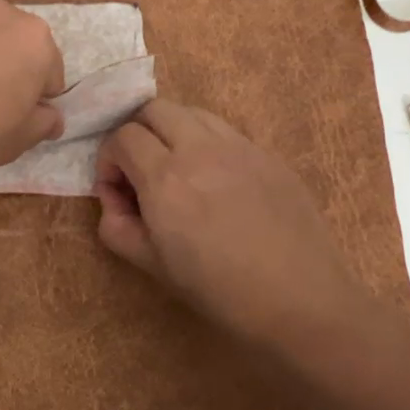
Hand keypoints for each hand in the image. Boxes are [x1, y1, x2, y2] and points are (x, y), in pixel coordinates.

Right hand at [94, 99, 376, 345]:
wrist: (300, 300)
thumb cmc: (218, 290)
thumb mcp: (151, 265)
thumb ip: (117, 226)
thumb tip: (114, 199)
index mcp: (165, 178)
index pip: (122, 136)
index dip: (109, 160)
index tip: (117, 190)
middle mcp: (200, 149)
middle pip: (154, 109)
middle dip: (137, 133)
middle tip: (140, 170)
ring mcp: (239, 147)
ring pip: (192, 112)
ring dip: (172, 131)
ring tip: (178, 170)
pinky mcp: (269, 155)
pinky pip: (226, 132)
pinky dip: (207, 144)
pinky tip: (217, 183)